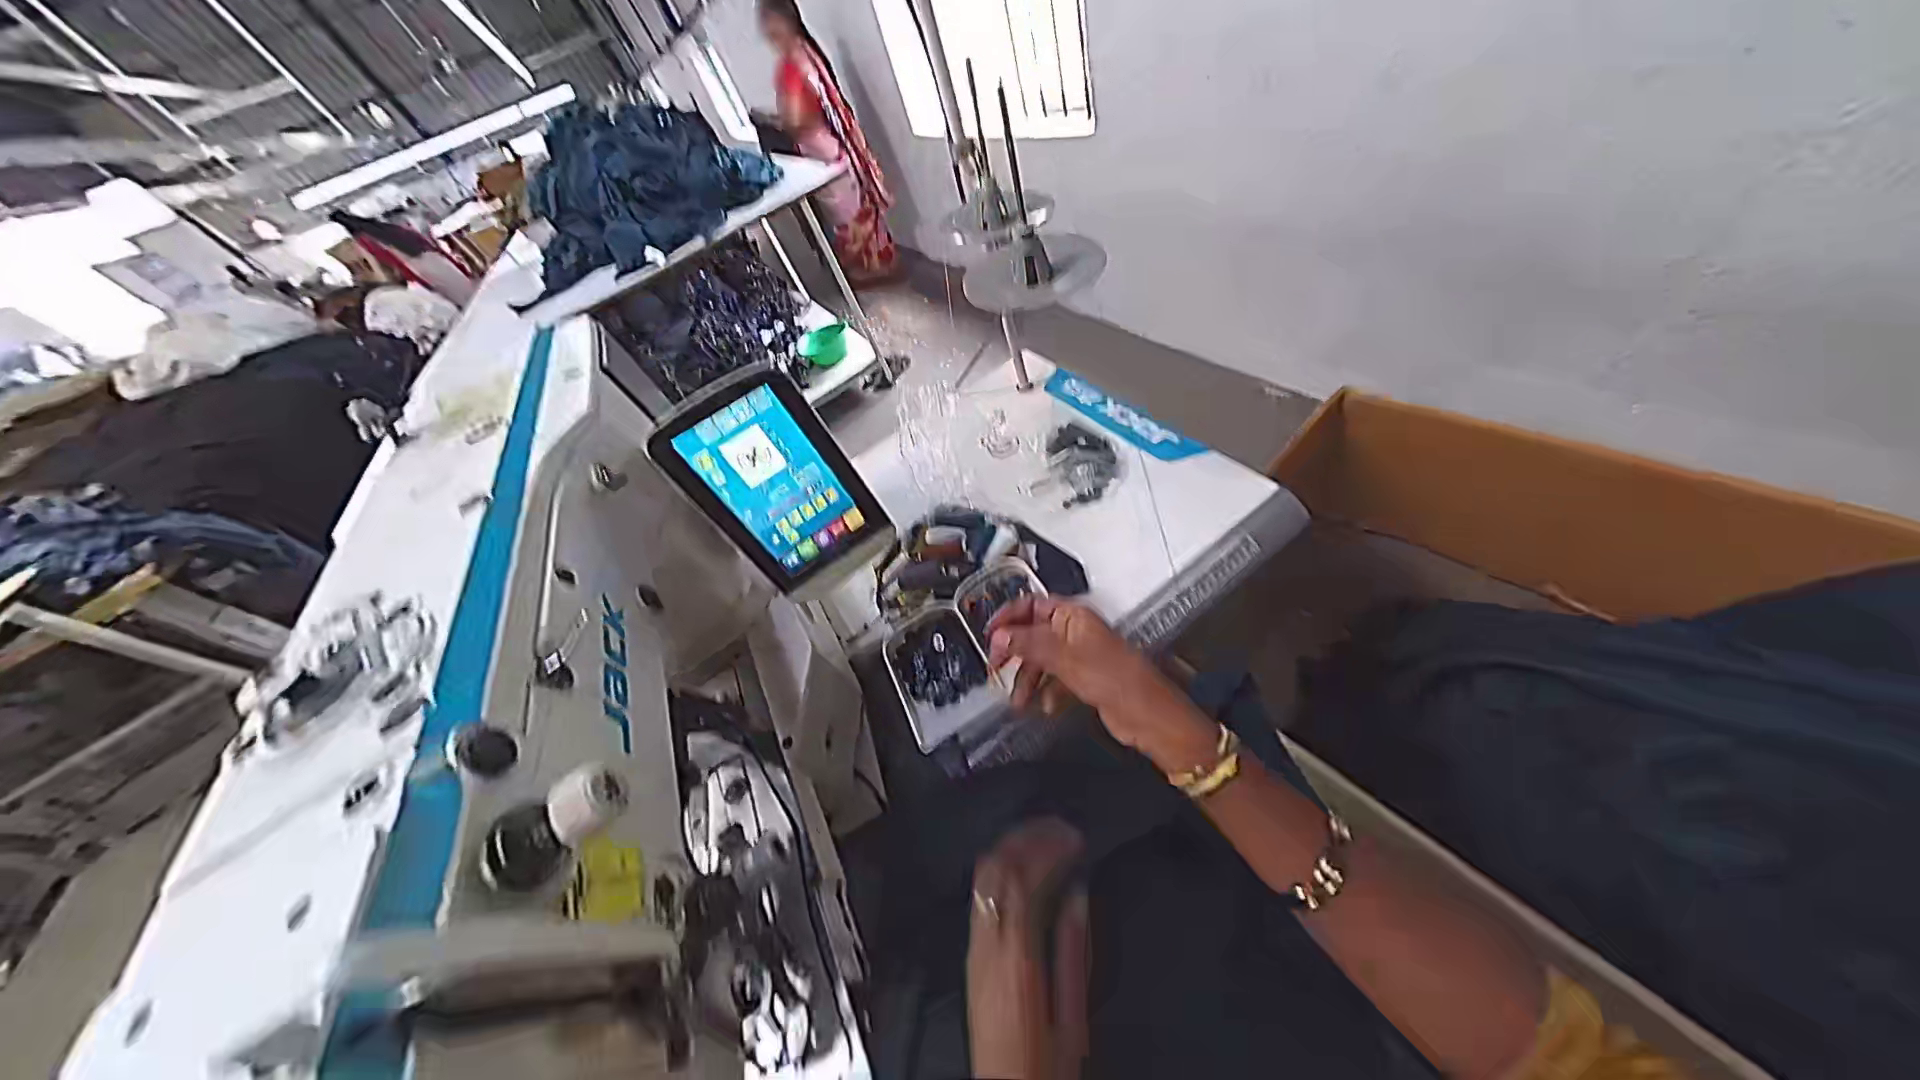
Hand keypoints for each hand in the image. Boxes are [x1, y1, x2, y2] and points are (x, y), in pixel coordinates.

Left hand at [968, 818, 1088, 1078]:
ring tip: (1043, 834)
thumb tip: (1079, 892)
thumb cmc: (1045, 1062)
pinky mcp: (970, 951)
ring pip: (984, 874)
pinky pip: (980, 892)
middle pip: (997, 867)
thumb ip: (1074, 948)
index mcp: (1016, 954)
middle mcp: (987, 941)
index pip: (1023, 878)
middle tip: (1060, 826)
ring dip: (1012, 845)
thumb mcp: (1072, 1013)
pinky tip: (1021, 863)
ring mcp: (974, 944)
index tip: (1073, 836)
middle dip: (1028, 835)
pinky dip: (1001, 866)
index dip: (1047, 848)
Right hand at [984, 594, 1153, 713]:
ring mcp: (1080, 656)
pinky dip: (1045, 692)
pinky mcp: (1084, 679)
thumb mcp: (1064, 658)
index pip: (1031, 605)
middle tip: (996, 664)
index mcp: (1073, 616)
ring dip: (1028, 679)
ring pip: (1042, 661)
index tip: (990, 633)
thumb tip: (1001, 635)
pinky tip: (1044, 705)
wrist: (1148, 715)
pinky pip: (1055, 680)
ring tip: (1018, 699)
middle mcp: (1076, 632)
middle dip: (1015, 651)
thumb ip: (1029, 644)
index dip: (1008, 617)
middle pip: (1033, 634)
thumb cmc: (1119, 679)